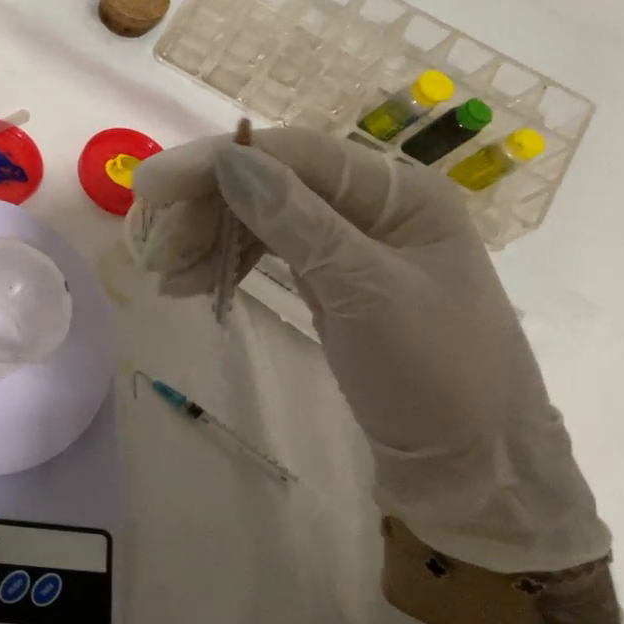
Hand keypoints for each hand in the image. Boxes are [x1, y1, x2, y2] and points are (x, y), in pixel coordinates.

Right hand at [133, 127, 608, 572]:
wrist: (473, 469)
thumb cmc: (435, 376)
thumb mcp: (364, 294)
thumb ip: (297, 223)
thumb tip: (230, 161)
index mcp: (398, 192)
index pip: (292, 154)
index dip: (214, 163)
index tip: (149, 187)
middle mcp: (372, 204)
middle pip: (268, 182)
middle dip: (204, 208)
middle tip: (151, 247)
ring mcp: (348, 242)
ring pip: (259, 217)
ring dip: (206, 238)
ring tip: (163, 276)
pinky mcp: (329, 278)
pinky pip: (265, 251)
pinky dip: (225, 263)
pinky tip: (191, 284)